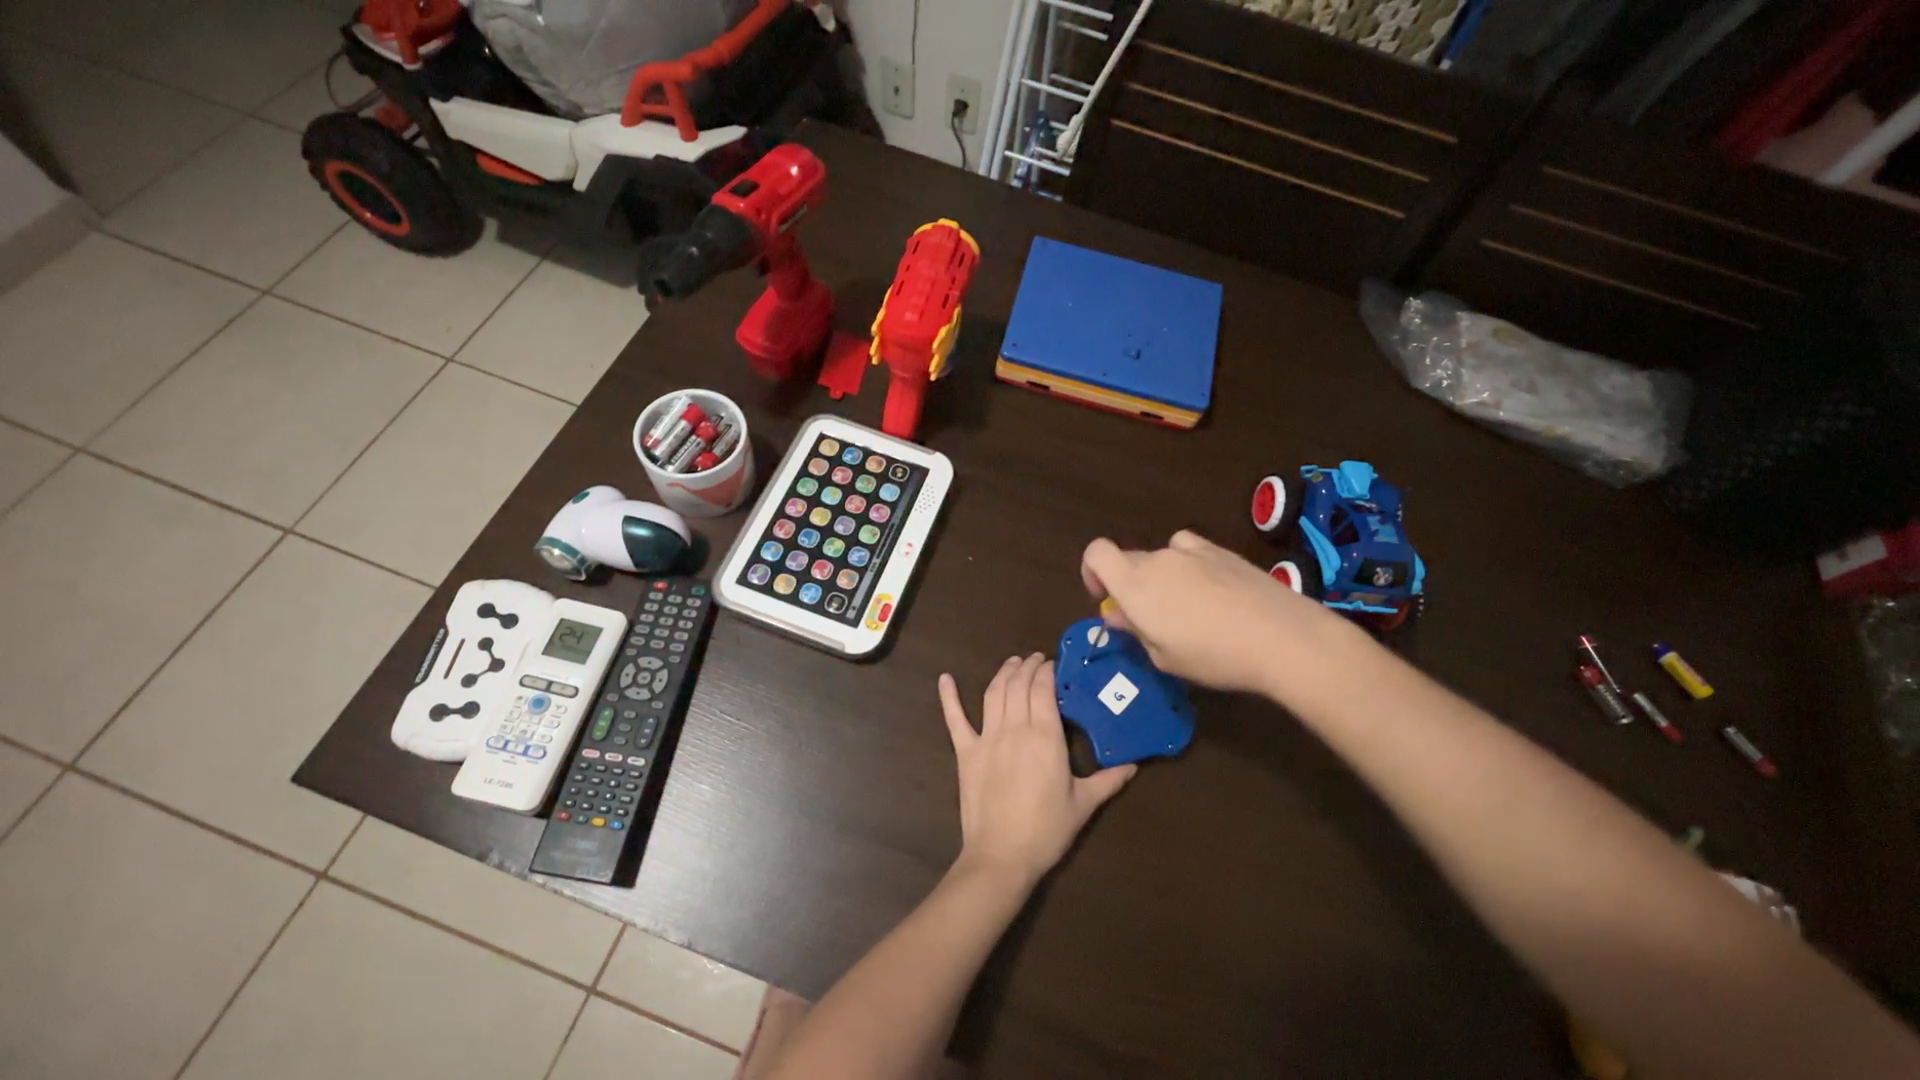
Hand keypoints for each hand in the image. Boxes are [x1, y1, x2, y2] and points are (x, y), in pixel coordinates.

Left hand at [937, 655, 1135, 889]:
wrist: (1002, 855)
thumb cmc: (1047, 830)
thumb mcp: (1084, 804)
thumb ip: (1108, 780)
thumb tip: (1134, 765)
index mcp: (1045, 736)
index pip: (1043, 688)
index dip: (1047, 671)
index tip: (1054, 663)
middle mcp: (1015, 728)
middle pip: (1018, 685)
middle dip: (1027, 667)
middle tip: (1036, 659)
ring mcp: (986, 738)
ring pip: (993, 694)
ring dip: (1003, 673)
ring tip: (1012, 663)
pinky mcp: (965, 753)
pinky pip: (955, 719)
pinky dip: (948, 697)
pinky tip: (945, 678)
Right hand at [1081, 529, 1337, 695]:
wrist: (1281, 635)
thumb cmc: (1213, 656)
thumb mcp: (1164, 658)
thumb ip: (1136, 631)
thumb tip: (1120, 615)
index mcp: (1135, 584)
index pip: (1096, 553)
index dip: (1092, 572)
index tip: (1105, 598)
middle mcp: (1158, 559)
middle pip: (1130, 559)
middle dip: (1131, 585)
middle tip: (1151, 620)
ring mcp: (1193, 551)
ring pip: (1163, 557)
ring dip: (1163, 577)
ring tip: (1187, 608)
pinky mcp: (1224, 551)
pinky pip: (1193, 552)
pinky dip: (1192, 566)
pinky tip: (1213, 593)